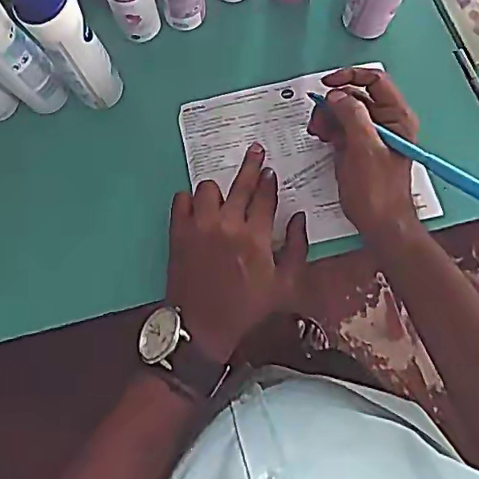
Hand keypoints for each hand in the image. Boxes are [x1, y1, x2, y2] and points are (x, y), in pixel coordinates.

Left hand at [167, 143, 307, 360]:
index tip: (271, 172)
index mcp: (256, 238)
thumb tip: (300, 218)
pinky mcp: (178, 232)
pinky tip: (198, 209)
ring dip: (218, 190)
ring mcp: (200, 226)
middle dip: (252, 165)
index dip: (270, 181)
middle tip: (256, 150)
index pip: (265, 197)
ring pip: (208, 188)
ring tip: (222, 199)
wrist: (200, 327)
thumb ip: (298, 249)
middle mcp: (228, 225)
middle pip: (241, 184)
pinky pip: (181, 199)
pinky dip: (190, 200)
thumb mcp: (284, 286)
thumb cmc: (246, 307)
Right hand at [307, 68, 422, 241]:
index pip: (375, 80)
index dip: (350, 77)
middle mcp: (387, 121)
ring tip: (318, 130)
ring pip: (345, 110)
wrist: (380, 223)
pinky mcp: (359, 145)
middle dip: (334, 102)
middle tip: (320, 116)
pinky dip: (329, 128)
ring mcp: (372, 134)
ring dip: (328, 116)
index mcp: (397, 117)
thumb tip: (337, 96)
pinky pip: (341, 126)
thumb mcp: (364, 149)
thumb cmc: (379, 192)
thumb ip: (352, 117)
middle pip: (356, 95)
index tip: (329, 84)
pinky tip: (323, 137)